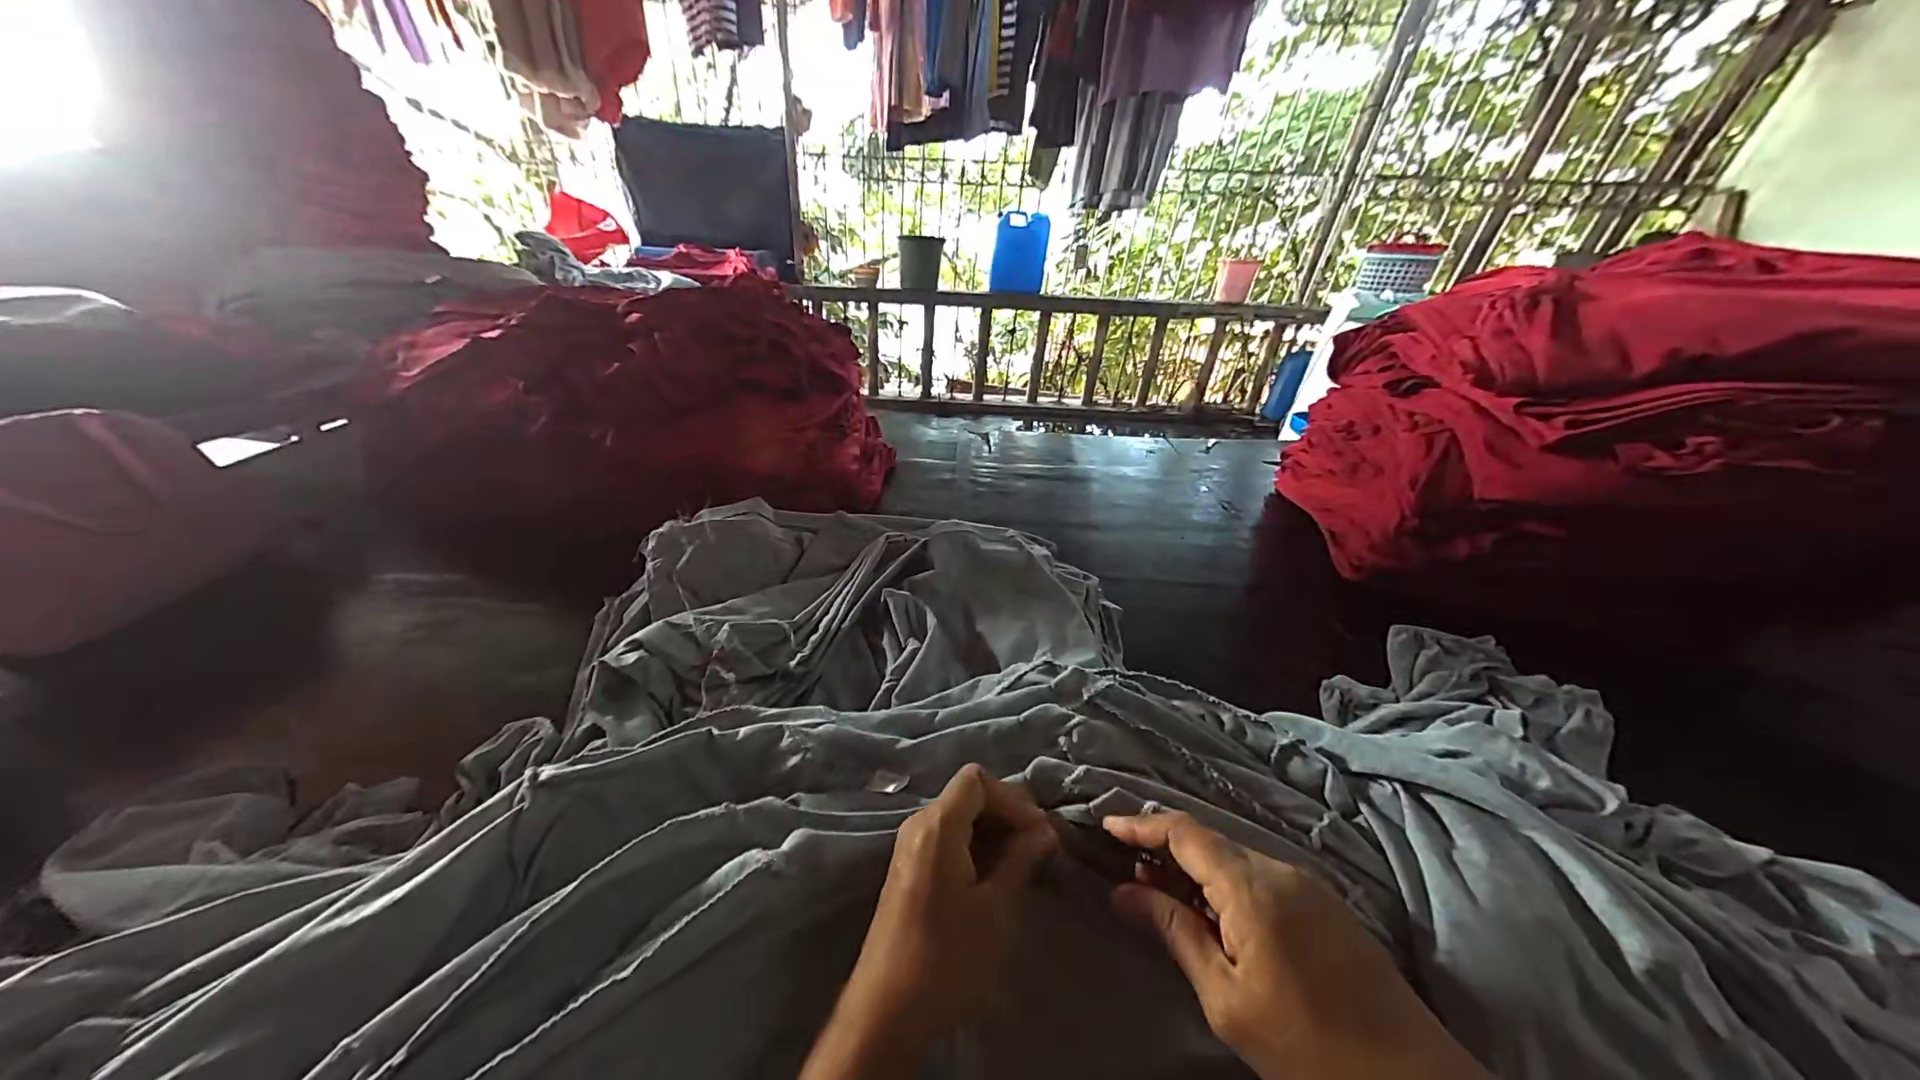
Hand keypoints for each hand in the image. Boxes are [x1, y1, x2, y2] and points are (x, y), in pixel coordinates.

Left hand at [799, 764, 1056, 1079]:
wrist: (887, 1011)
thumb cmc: (947, 958)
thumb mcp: (995, 910)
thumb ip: (1020, 860)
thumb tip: (1044, 831)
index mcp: (937, 826)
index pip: (977, 780)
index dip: (1014, 799)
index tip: (1040, 832)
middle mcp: (918, 825)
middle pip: (968, 794)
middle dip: (1008, 812)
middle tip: (1041, 845)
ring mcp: (910, 846)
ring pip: (959, 815)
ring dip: (995, 830)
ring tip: (1026, 861)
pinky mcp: (910, 868)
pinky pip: (948, 837)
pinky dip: (977, 844)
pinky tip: (999, 873)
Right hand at [1104, 811, 1485, 1079]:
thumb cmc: (1309, 1049)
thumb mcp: (1227, 999)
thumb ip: (1175, 932)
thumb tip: (1123, 892)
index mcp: (1253, 887)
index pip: (1185, 833)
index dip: (1142, 824)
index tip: (1106, 825)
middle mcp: (1281, 870)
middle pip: (1209, 841)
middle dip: (1164, 850)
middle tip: (1128, 875)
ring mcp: (1308, 885)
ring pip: (1234, 858)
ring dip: (1194, 870)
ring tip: (1162, 897)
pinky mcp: (1325, 906)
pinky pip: (1259, 877)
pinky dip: (1225, 885)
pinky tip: (1213, 916)